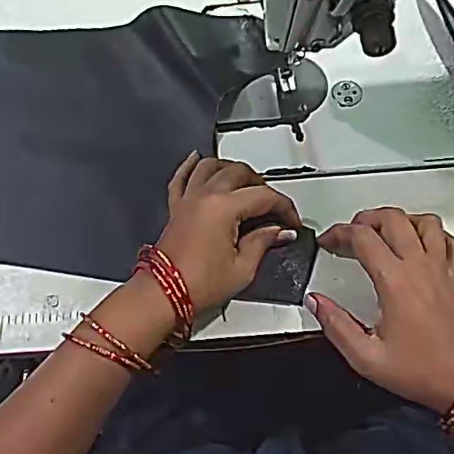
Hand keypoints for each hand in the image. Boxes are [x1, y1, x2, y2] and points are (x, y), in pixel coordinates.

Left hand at [153, 154, 301, 313]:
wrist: (163, 295)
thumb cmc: (195, 284)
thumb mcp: (242, 268)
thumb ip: (262, 243)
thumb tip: (277, 232)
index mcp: (223, 208)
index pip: (263, 195)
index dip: (283, 207)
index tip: (290, 221)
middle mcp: (204, 197)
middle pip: (239, 173)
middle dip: (262, 185)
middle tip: (273, 205)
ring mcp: (187, 200)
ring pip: (211, 167)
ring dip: (231, 169)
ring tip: (246, 180)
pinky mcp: (176, 209)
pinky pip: (181, 178)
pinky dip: (190, 166)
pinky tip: (196, 158)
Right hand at [309, 208, 453, 412]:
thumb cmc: (426, 372)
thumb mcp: (367, 357)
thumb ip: (336, 326)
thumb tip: (316, 302)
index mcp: (396, 283)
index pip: (363, 237)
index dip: (339, 232)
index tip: (328, 242)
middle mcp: (421, 270)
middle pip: (393, 219)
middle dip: (365, 218)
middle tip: (350, 232)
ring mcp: (441, 271)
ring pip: (424, 222)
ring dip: (399, 220)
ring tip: (382, 230)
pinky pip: (448, 242)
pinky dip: (432, 234)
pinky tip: (420, 243)